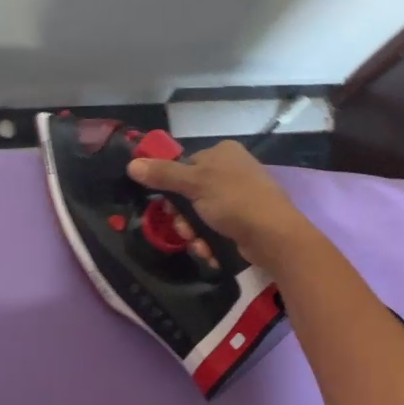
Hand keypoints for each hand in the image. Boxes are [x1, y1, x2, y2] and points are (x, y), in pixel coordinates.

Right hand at [126, 140, 320, 273]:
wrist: (272, 234)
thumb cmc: (234, 200)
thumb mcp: (195, 183)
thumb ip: (163, 174)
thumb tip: (131, 164)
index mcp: (223, 153)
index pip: (186, 166)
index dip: (174, 189)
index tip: (169, 207)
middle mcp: (232, 171)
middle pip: (191, 196)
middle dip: (184, 219)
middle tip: (186, 231)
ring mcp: (239, 198)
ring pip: (201, 217)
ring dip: (195, 235)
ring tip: (200, 245)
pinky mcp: (244, 222)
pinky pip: (216, 230)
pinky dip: (210, 243)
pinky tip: (211, 251)